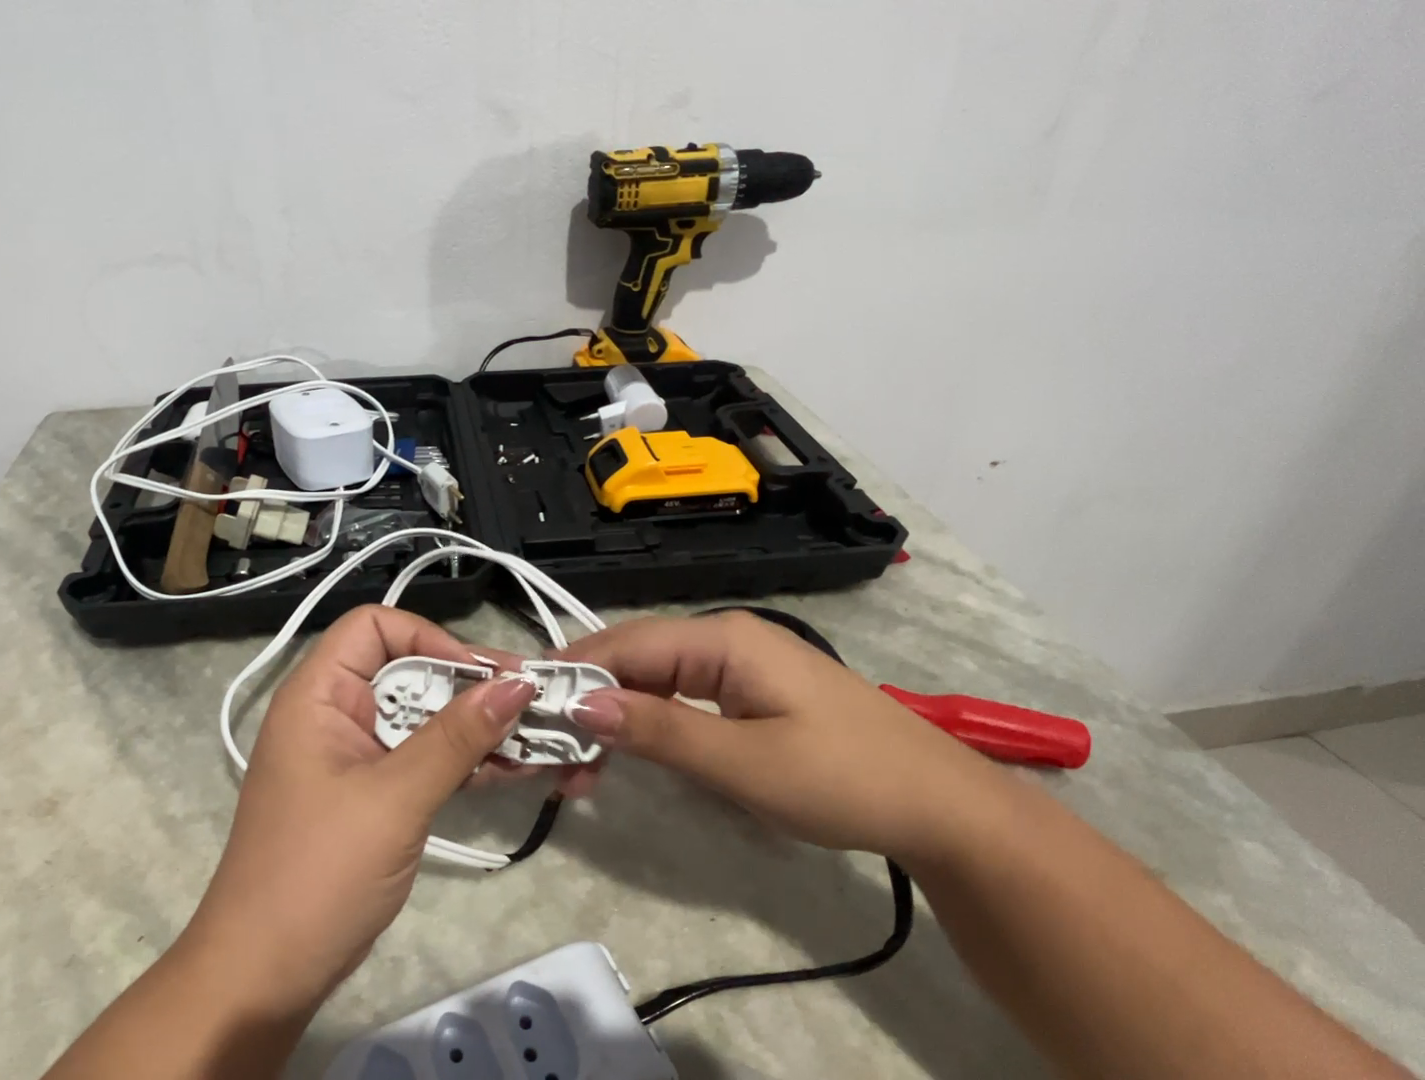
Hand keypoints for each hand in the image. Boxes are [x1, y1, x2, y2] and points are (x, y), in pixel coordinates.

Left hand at [180, 605, 538, 1014]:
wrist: (265, 975)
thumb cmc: (318, 873)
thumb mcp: (394, 799)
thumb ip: (456, 738)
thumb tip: (516, 684)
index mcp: (318, 696)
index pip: (375, 627)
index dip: (430, 639)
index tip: (483, 678)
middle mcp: (333, 715)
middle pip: (408, 672)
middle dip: (469, 688)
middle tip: (533, 708)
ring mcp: (352, 758)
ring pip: (421, 719)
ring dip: (474, 728)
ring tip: (536, 743)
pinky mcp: (370, 797)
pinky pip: (421, 759)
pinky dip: (461, 762)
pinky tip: (510, 771)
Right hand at [558, 610, 1006, 860]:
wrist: (940, 807)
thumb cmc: (844, 780)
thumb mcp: (744, 762)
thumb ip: (660, 730)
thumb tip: (580, 703)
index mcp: (725, 640)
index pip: (625, 644)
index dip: (571, 674)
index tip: (523, 710)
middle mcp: (725, 640)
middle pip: (634, 658)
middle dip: (586, 699)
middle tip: (546, 753)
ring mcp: (738, 666)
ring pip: (653, 680)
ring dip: (612, 717)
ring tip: (576, 767)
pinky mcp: (747, 695)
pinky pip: (679, 698)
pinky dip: (646, 725)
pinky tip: (623, 754)